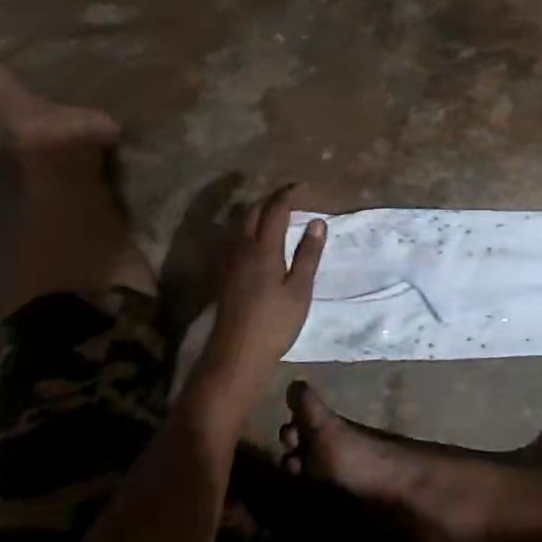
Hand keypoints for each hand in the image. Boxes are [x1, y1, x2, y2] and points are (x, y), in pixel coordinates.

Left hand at [195, 183, 326, 406]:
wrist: (236, 355)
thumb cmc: (274, 323)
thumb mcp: (300, 290)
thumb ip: (308, 254)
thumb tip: (318, 222)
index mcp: (263, 248)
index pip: (275, 210)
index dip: (289, 194)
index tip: (304, 186)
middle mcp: (242, 248)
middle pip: (252, 211)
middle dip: (271, 198)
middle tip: (290, 197)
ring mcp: (228, 261)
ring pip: (239, 223)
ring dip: (257, 211)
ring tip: (275, 212)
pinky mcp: (223, 274)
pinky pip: (234, 237)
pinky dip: (248, 226)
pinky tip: (256, 238)